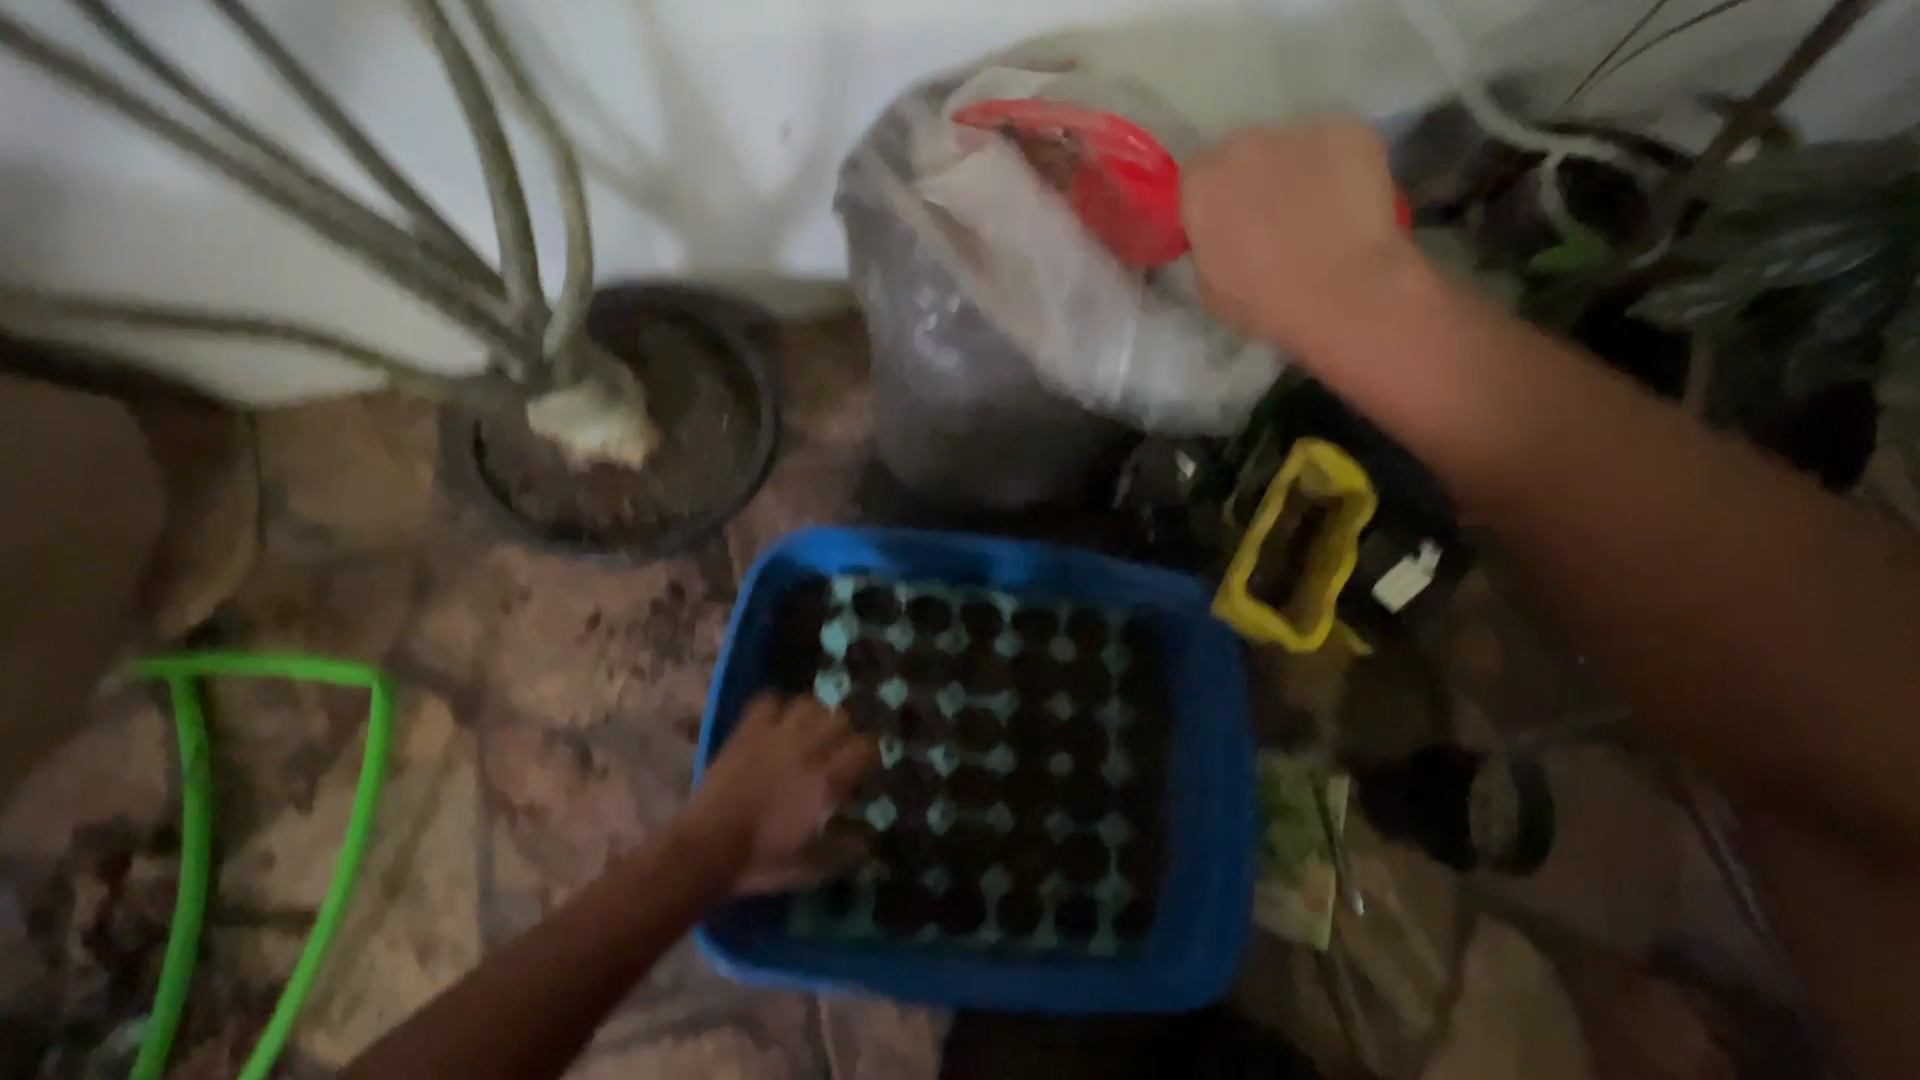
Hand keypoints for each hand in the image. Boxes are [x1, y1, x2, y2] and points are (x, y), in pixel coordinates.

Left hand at [682, 694, 878, 894]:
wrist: (705, 848)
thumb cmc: (761, 861)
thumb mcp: (812, 867)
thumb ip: (847, 849)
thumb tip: (871, 840)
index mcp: (827, 781)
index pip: (866, 747)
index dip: (870, 754)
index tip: (865, 767)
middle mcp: (807, 749)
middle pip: (841, 717)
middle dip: (845, 732)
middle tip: (838, 749)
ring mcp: (774, 735)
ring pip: (809, 704)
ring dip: (815, 715)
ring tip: (810, 731)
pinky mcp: (746, 732)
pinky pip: (768, 701)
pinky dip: (776, 708)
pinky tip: (776, 723)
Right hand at [1182, 120, 1413, 346]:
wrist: (1344, 292)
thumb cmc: (1266, 301)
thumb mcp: (1208, 288)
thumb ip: (1204, 248)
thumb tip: (1216, 238)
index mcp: (1201, 183)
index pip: (1196, 180)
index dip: (1211, 203)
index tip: (1224, 227)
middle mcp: (1244, 144)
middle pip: (1241, 155)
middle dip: (1250, 180)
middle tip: (1270, 219)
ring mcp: (1298, 131)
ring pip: (1289, 147)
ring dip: (1293, 171)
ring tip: (1313, 210)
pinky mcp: (1348, 129)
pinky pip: (1334, 144)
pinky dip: (1338, 166)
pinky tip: (1347, 200)